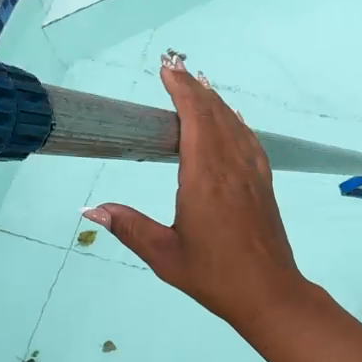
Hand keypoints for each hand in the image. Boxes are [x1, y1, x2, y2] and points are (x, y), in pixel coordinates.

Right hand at [84, 54, 313, 325]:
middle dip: (194, 88)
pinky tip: (233, 119)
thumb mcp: (165, 256)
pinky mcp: (264, 185)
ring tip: (199, 85)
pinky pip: (251, 142)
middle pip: (214, 115)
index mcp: (204, 178)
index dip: (181, 91)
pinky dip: (237, 123)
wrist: (270, 293)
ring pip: (235, 125)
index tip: (167, 70)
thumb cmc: (215, 276)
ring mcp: (252, 175)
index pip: (194, 120)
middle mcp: (230, 168)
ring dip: (216, 102)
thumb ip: (130, 227)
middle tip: (175, 67)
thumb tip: (91, 209)